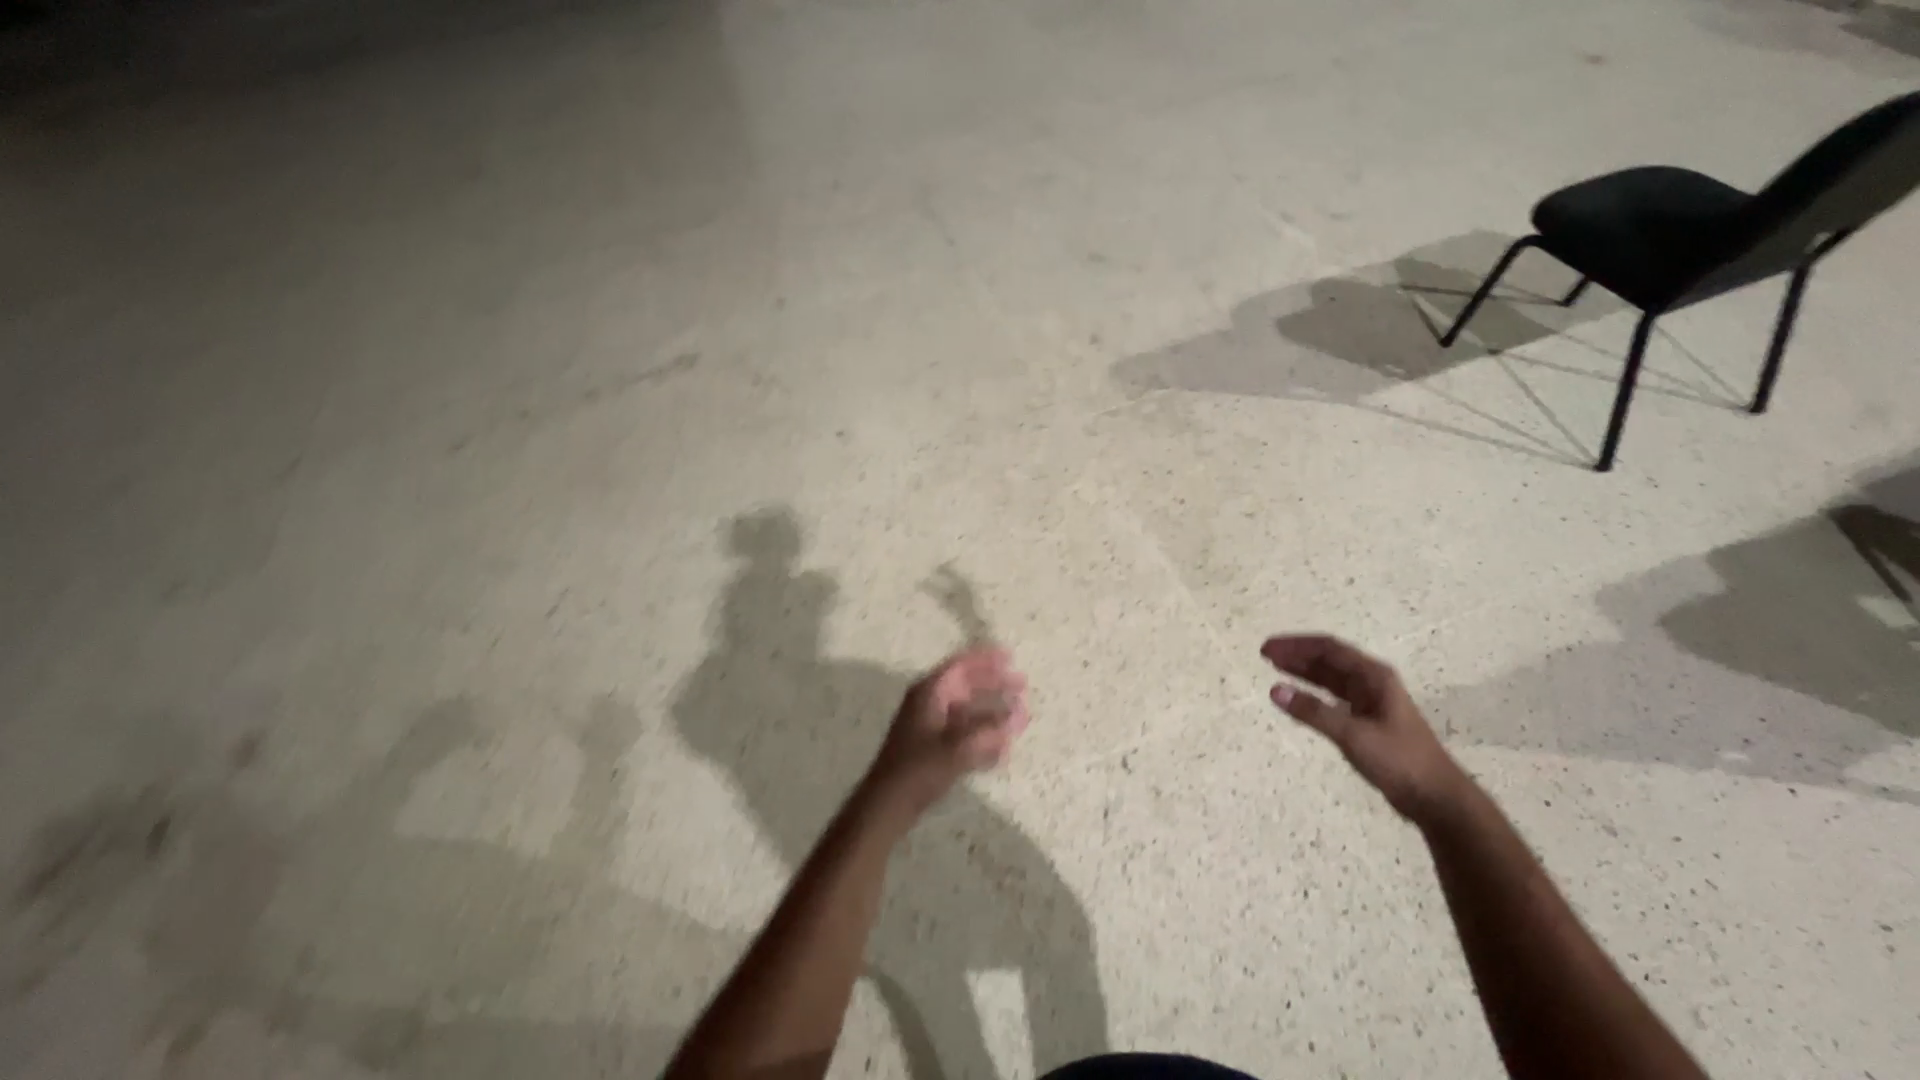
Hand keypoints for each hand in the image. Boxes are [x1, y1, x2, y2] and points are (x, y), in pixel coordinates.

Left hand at [865, 645, 1030, 814]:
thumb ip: (991, 728)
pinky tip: (1001, 750)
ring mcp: (929, 726)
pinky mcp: (932, 747)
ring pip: (966, 710)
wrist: (888, 803)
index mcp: (929, 693)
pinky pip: (962, 733)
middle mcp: (928, 703)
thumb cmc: (920, 769)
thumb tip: (1020, 712)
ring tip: (1018, 717)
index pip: (960, 665)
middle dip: (994, 684)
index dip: (985, 659)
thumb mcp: (958, 746)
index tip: (1011, 657)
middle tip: (1022, 684)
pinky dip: (982, 736)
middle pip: (965, 685)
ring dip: (992, 712)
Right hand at [1262, 635, 1471, 824]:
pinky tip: (1298, 697)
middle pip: (1329, 659)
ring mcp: (1370, 702)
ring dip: (1304, 671)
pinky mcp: (1367, 722)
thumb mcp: (1353, 735)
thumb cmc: (1399, 760)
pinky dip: (1313, 693)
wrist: (1435, 796)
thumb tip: (1275, 690)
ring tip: (1275, 667)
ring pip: (1331, 678)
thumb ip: (1313, 712)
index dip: (1297, 645)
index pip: (1330, 649)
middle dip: (1297, 654)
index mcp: (1374, 677)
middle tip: (1265, 654)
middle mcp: (1372, 683)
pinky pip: (1334, 698)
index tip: (1268, 648)